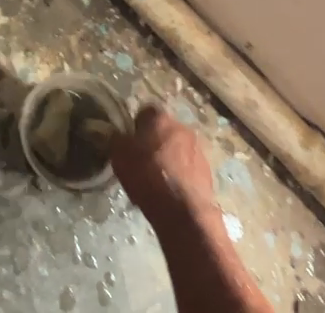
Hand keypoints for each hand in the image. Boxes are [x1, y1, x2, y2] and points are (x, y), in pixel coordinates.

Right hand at [112, 105, 218, 224]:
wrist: (184, 212)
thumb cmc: (148, 177)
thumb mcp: (119, 156)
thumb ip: (116, 139)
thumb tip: (117, 134)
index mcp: (159, 117)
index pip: (144, 112)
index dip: (135, 127)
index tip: (129, 144)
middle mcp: (182, 126)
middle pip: (163, 130)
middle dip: (153, 142)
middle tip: (141, 161)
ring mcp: (198, 148)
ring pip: (177, 148)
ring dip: (169, 158)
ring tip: (157, 180)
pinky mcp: (208, 170)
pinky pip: (188, 166)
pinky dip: (180, 174)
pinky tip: (171, 191)